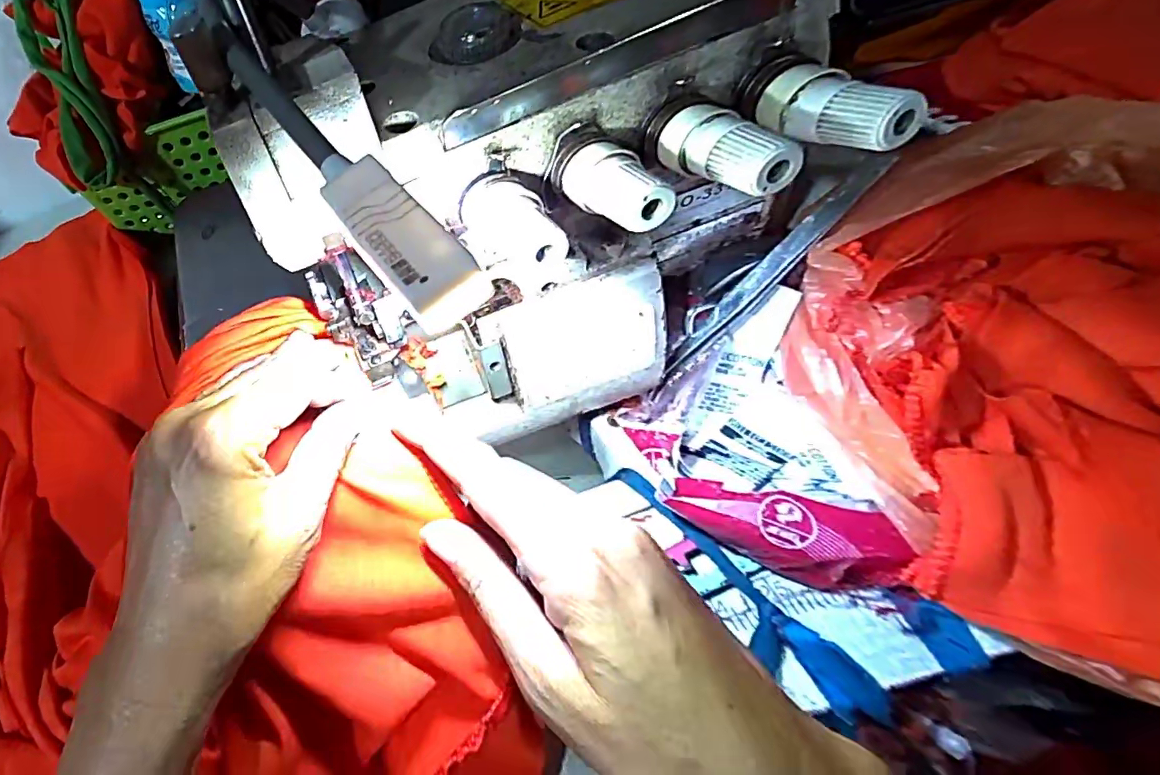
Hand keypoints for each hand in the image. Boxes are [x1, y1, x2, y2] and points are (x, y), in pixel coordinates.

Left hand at [62, 332, 371, 774]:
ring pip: (239, 378)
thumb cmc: (236, 590)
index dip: (333, 377)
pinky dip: (252, 395)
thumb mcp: (298, 518)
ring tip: (322, 390)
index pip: (292, 377)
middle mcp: (185, 418)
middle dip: (311, 370)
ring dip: (282, 379)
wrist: (163, 641)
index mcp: (221, 435)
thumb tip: (356, 406)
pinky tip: (277, 406)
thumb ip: (328, 448)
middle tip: (348, 385)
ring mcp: (164, 428)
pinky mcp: (157, 442)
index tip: (364, 389)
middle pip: (264, 369)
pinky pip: (215, 398)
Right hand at [393, 414, 881, 774]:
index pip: (490, 481)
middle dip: (464, 467)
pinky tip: (515, 539)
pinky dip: (531, 513)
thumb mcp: (551, 682)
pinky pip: (569, 511)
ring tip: (455, 503)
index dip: (441, 444)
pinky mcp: (643, 544)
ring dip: (497, 493)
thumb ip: (491, 595)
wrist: (757, 759)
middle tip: (416, 464)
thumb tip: (438, 530)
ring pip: (542, 493)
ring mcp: (629, 530)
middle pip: (515, 479)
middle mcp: (602, 525)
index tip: (402, 418)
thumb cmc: (646, 738)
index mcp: (574, 557)